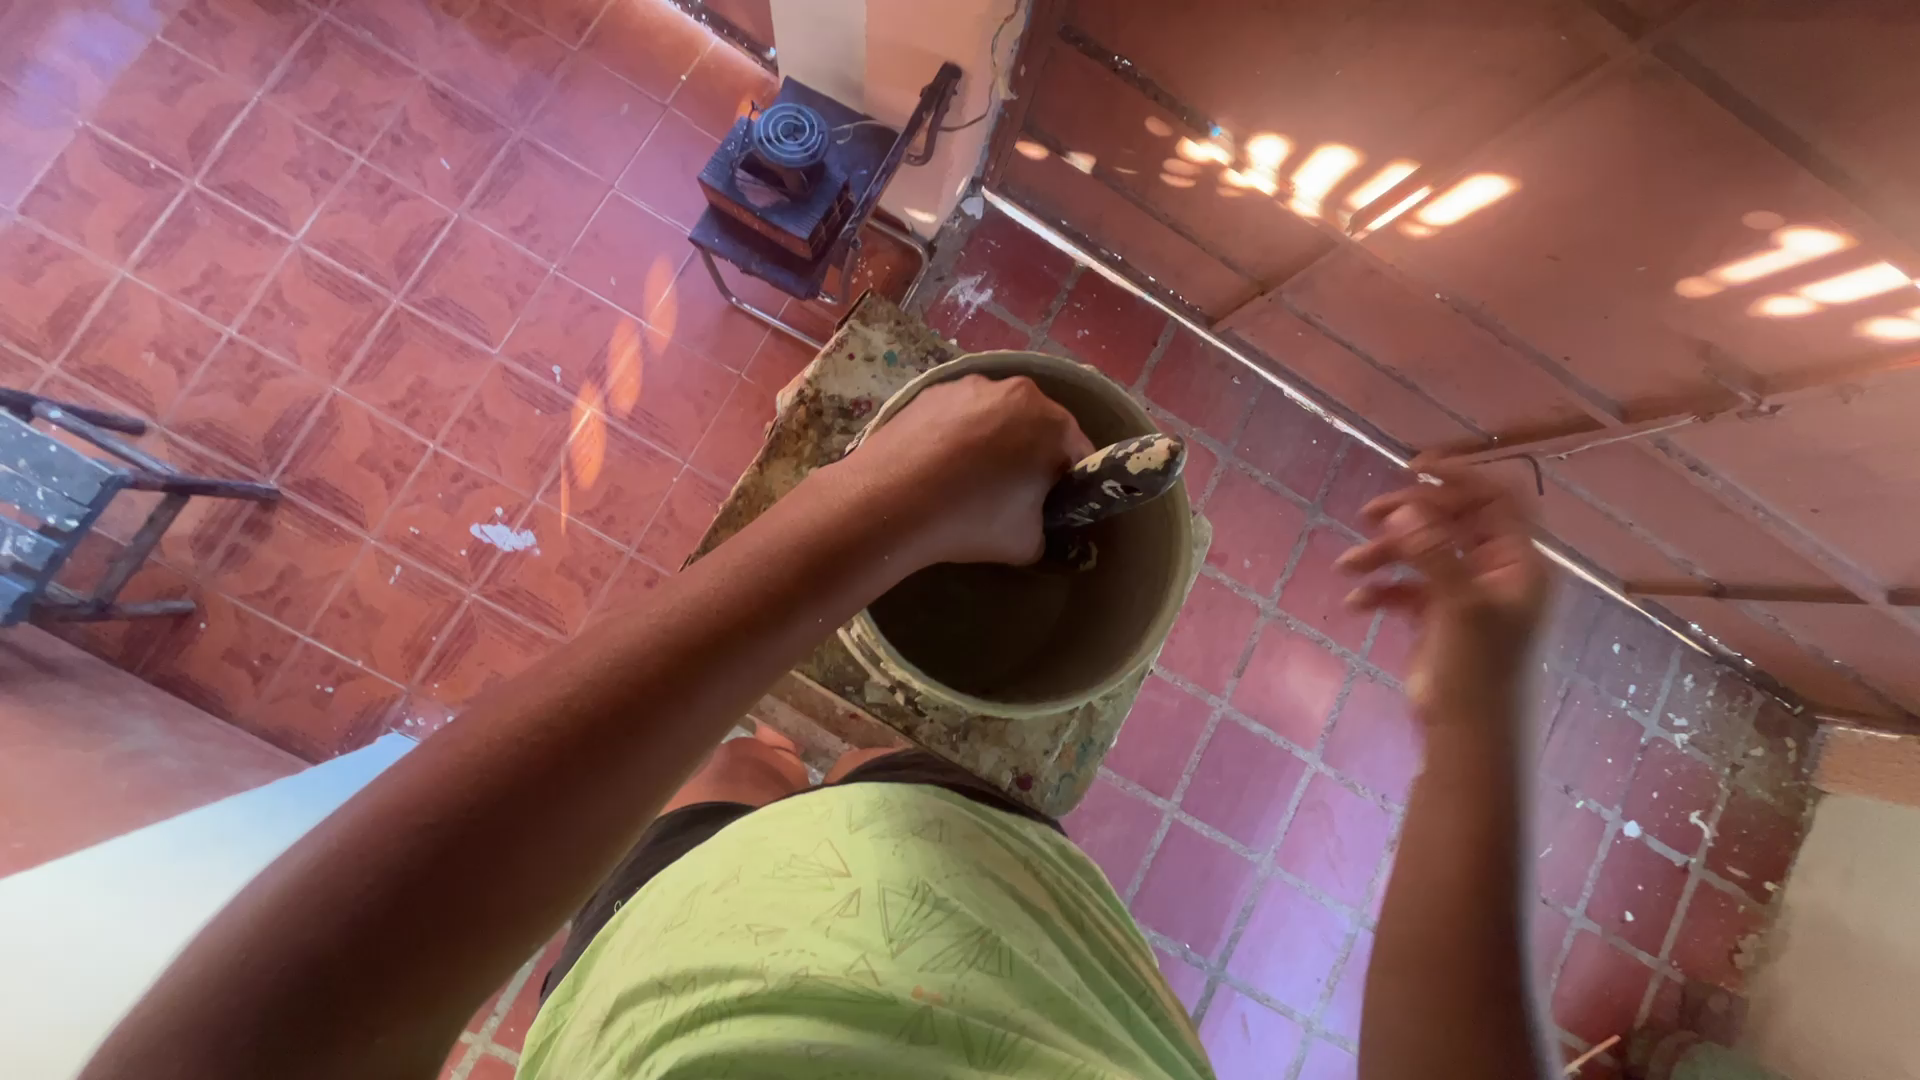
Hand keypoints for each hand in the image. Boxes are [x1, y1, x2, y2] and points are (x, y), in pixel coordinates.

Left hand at [841, 374, 1092, 565]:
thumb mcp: (1027, 544)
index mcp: (1054, 425)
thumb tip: (1035, 527)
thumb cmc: (972, 520)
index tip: (1050, 506)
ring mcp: (970, 386)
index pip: (1078, 454)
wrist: (891, 501)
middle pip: (1037, 428)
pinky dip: (956, 435)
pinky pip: (959, 415)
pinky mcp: (931, 391)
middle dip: (1030, 457)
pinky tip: (937, 466)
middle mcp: (1018, 393)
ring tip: (965, 480)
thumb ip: (1045, 532)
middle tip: (1008, 496)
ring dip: (993, 441)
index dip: (1069, 484)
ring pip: (996, 417)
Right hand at [1335, 459, 1548, 716]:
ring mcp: (1462, 593)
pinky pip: (1404, 587)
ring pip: (1419, 554)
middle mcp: (1493, 571)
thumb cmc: (1477, 668)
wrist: (1466, 729)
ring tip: (1347, 568)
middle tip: (1368, 514)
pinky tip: (1358, 604)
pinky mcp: (1435, 614)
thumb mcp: (1458, 606)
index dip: (1459, 478)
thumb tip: (1404, 509)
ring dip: (1382, 556)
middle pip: (1448, 523)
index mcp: (1517, 563)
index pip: (1495, 500)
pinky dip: (1380, 590)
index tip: (1413, 468)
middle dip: (1406, 518)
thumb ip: (1433, 554)